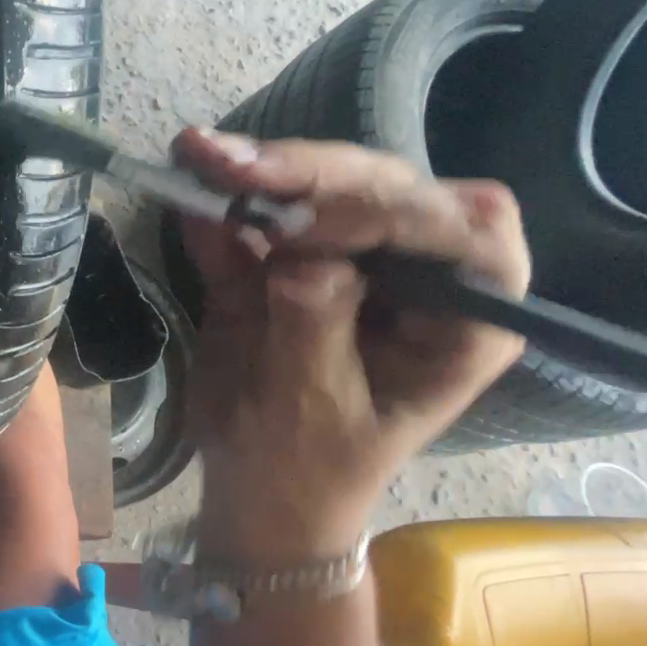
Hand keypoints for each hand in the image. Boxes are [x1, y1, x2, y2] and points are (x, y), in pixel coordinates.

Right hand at [172, 130, 530, 564]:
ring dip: (254, 174)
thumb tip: (302, 258)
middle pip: (381, 192)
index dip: (383, 207)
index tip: (298, 216)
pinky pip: (251, 233)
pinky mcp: (275, 275)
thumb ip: (316, 328)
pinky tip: (186, 193)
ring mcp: (338, 269)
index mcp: (460, 315)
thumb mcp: (317, 409)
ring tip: (196, 155)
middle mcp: (411, 276)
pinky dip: (217, 214)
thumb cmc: (307, 468)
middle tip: (228, 162)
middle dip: (306, 172)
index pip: (455, 229)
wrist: (254, 490)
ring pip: (315, 197)